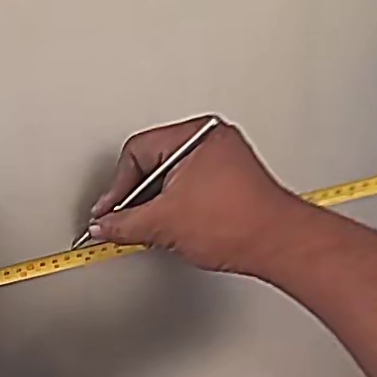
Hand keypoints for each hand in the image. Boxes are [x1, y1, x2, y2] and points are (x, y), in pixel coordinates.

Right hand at [87, 117, 318, 276]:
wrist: (273, 242)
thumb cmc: (236, 222)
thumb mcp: (161, 223)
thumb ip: (122, 223)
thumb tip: (103, 225)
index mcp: (195, 135)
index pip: (135, 153)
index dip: (116, 188)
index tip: (108, 213)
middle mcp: (209, 140)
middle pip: (149, 164)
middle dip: (132, 198)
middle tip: (122, 221)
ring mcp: (220, 160)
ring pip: (166, 179)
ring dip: (150, 206)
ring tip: (148, 227)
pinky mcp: (225, 181)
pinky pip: (184, 188)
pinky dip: (169, 208)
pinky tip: (167, 228)